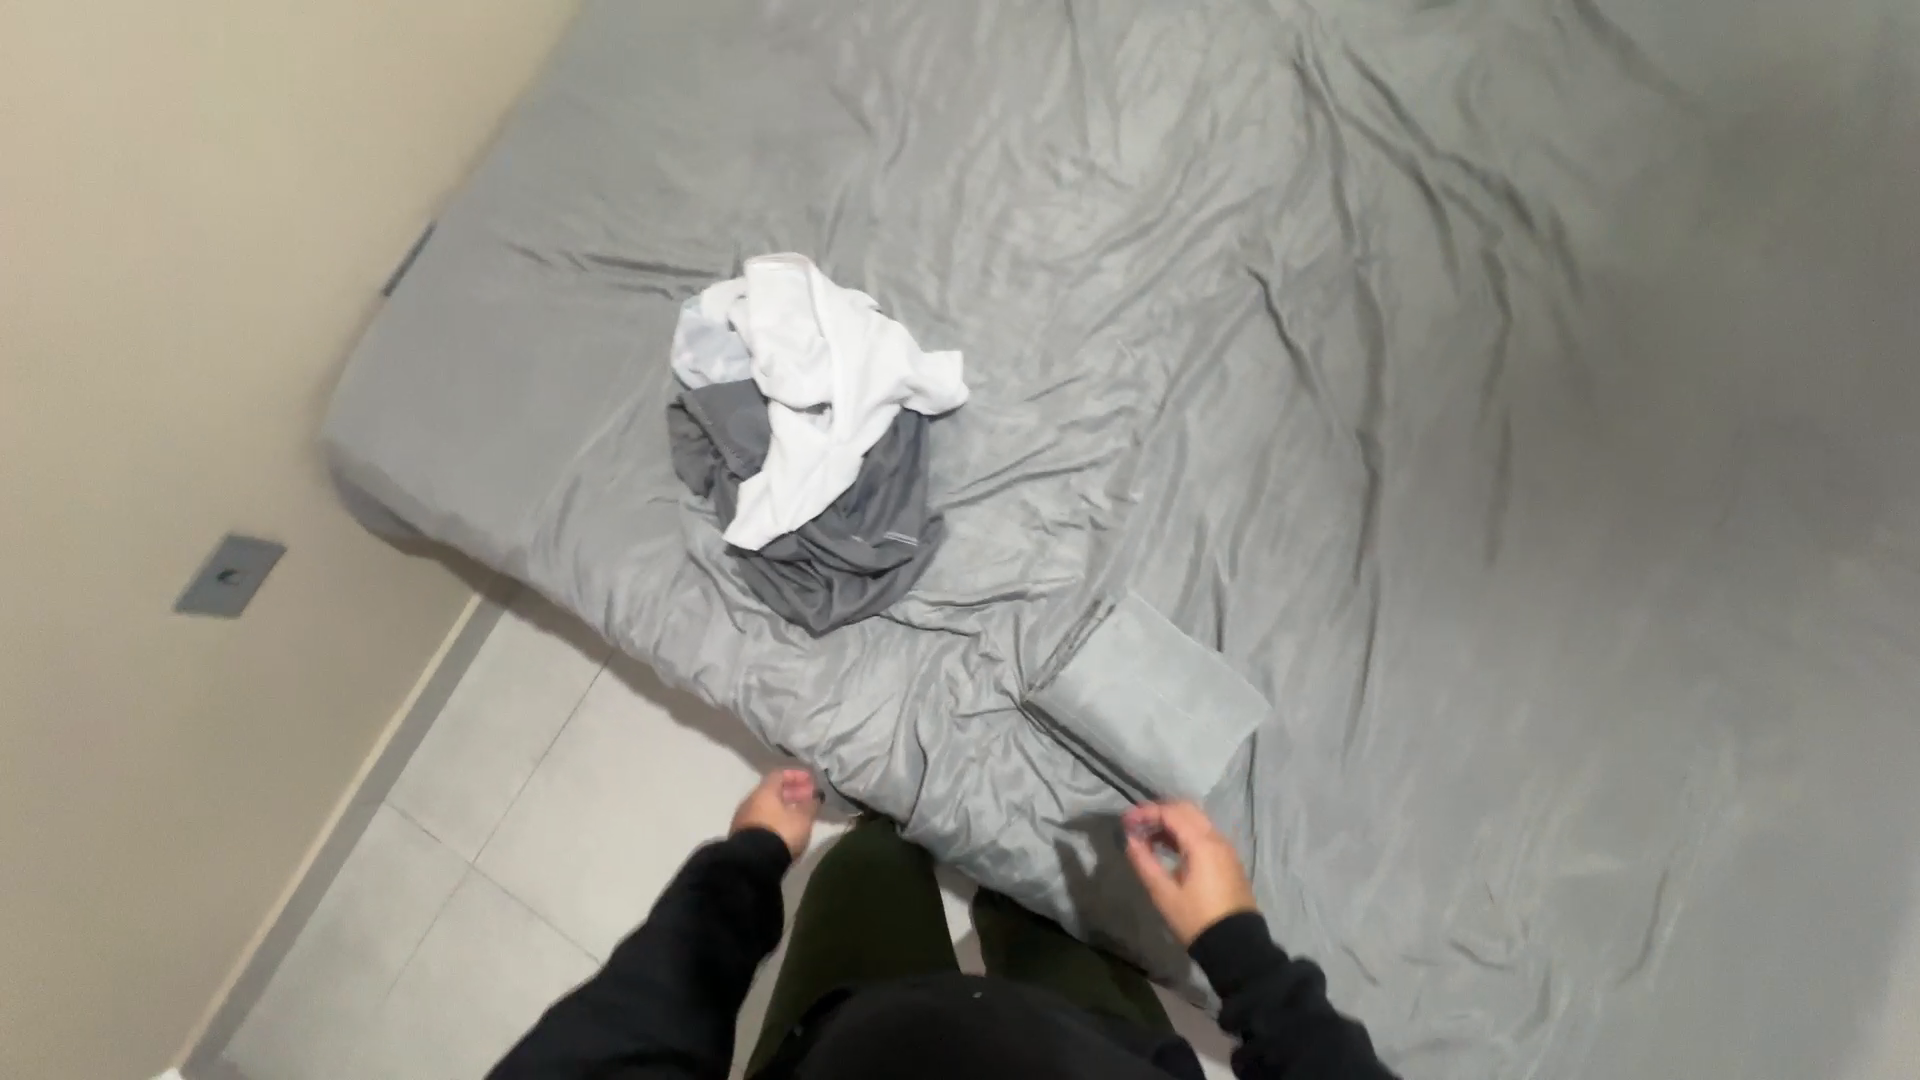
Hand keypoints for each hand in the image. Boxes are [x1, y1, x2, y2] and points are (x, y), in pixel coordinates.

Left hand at [730, 768, 819, 857]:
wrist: (753, 864)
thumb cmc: (781, 833)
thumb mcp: (803, 818)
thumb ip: (810, 804)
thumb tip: (815, 796)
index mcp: (764, 791)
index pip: (780, 774)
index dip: (796, 775)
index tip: (811, 781)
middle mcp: (751, 801)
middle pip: (772, 791)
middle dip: (792, 793)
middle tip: (808, 799)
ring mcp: (743, 819)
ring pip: (766, 807)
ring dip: (783, 808)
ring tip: (799, 816)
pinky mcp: (742, 837)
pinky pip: (761, 821)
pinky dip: (775, 820)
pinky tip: (786, 829)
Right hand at [1123, 801, 1258, 945]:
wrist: (1237, 948)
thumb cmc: (1197, 920)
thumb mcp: (1164, 894)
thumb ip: (1144, 862)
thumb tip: (1130, 839)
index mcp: (1202, 844)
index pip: (1170, 813)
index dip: (1145, 813)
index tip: (1125, 822)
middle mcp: (1217, 839)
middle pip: (1186, 810)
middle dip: (1159, 812)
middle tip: (1138, 824)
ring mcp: (1226, 849)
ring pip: (1197, 821)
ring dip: (1172, 822)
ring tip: (1149, 837)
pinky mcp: (1229, 861)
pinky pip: (1205, 834)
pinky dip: (1185, 833)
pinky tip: (1169, 848)